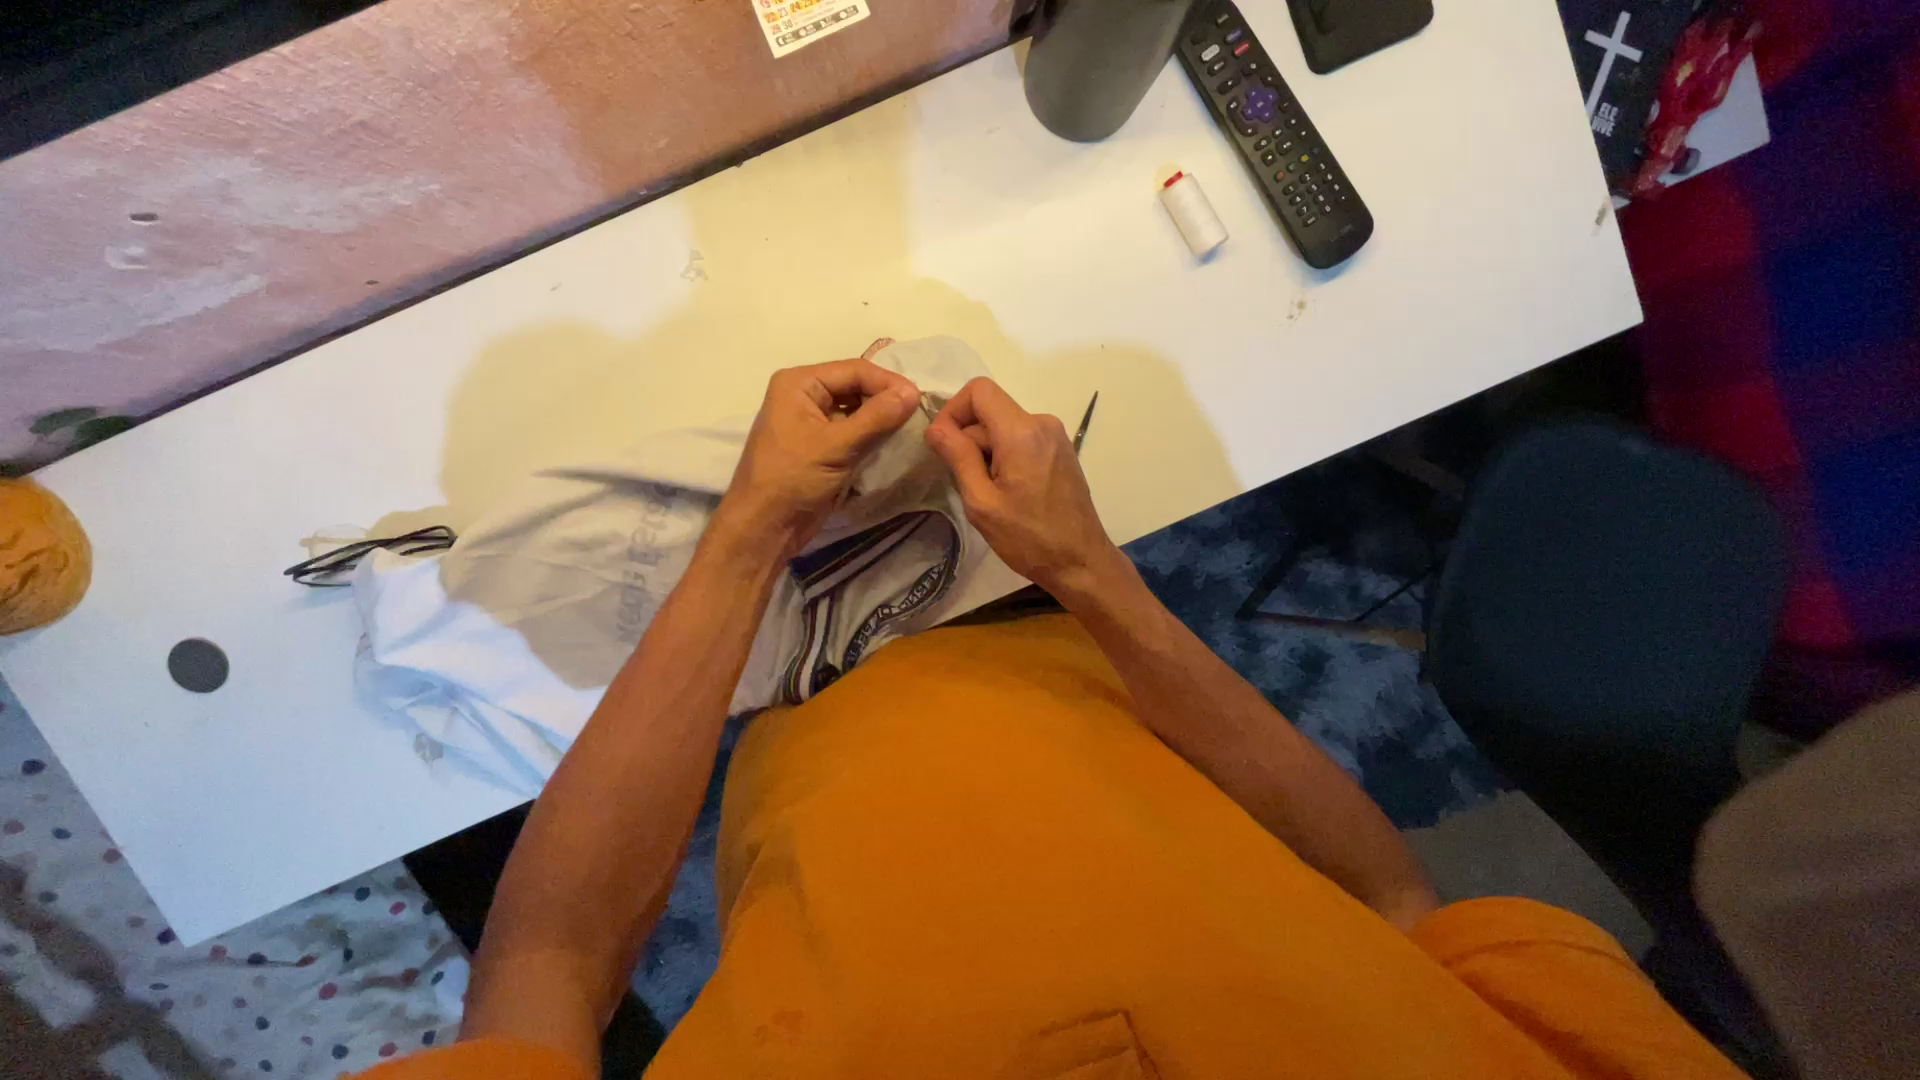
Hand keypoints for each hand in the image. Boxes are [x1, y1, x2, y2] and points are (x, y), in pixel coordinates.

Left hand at [714, 341, 920, 558]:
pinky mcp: (823, 446)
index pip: (854, 370)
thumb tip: (913, 393)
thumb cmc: (792, 479)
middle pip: (856, 387)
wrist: (766, 527)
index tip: (919, 399)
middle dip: (886, 398)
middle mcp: (805, 395)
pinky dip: (874, 435)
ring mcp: (814, 421)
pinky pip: (854, 431)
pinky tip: (894, 442)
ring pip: (858, 410)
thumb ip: (876, 418)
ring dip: (882, 418)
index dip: (888, 382)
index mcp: (799, 383)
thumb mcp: (836, 446)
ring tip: (911, 426)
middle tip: (918, 413)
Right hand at [924, 377, 1126, 598]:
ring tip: (989, 493)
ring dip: (987, 452)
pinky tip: (1009, 492)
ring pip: (1004, 427)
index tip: (943, 444)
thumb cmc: (1028, 538)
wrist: (1080, 562)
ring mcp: (1056, 436)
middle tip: (967, 483)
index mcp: (1022, 432)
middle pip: (990, 411)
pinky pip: (1022, 439)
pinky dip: (1006, 456)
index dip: (953, 410)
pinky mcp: (1061, 450)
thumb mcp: (982, 503)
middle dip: (969, 440)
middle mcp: (1042, 423)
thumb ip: (958, 458)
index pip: (979, 390)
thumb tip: (935, 428)